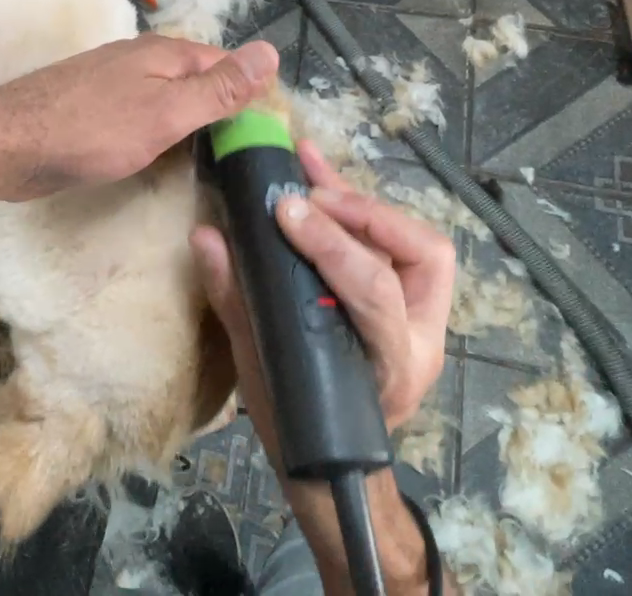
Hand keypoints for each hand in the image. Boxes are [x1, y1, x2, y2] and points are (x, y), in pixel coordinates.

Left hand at [0, 34, 278, 201]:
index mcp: (162, 55)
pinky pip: (140, 118)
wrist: (7, 145)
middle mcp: (139, 62)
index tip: (271, 132)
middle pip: (195, 81)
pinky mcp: (92, 112)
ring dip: (190, 125)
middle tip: (248, 156)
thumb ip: (217, 88)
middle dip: (221, 110)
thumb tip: (270, 51)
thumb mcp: (165, 112)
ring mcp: (112, 86)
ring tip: (217, 163)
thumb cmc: (91, 129)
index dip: (249, 92)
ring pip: (167, 101)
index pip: (223, 64)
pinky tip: (164, 159)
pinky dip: (159, 135)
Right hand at [189, 140, 456, 595]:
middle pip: (421, 257)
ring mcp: (426, 319)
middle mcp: (423, 340)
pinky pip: (397, 243)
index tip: (285, 213)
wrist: (334, 461)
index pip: (375, 294)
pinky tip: (318, 171)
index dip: (333, 247)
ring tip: (310, 170)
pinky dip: (356, 206)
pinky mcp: (414, 300)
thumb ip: (236, 300)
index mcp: (392, 368)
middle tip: (306, 197)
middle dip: (363, 217)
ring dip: (363, 204)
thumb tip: (205, 236)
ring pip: (420, 243)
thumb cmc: (297, 421)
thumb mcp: (259, 367)